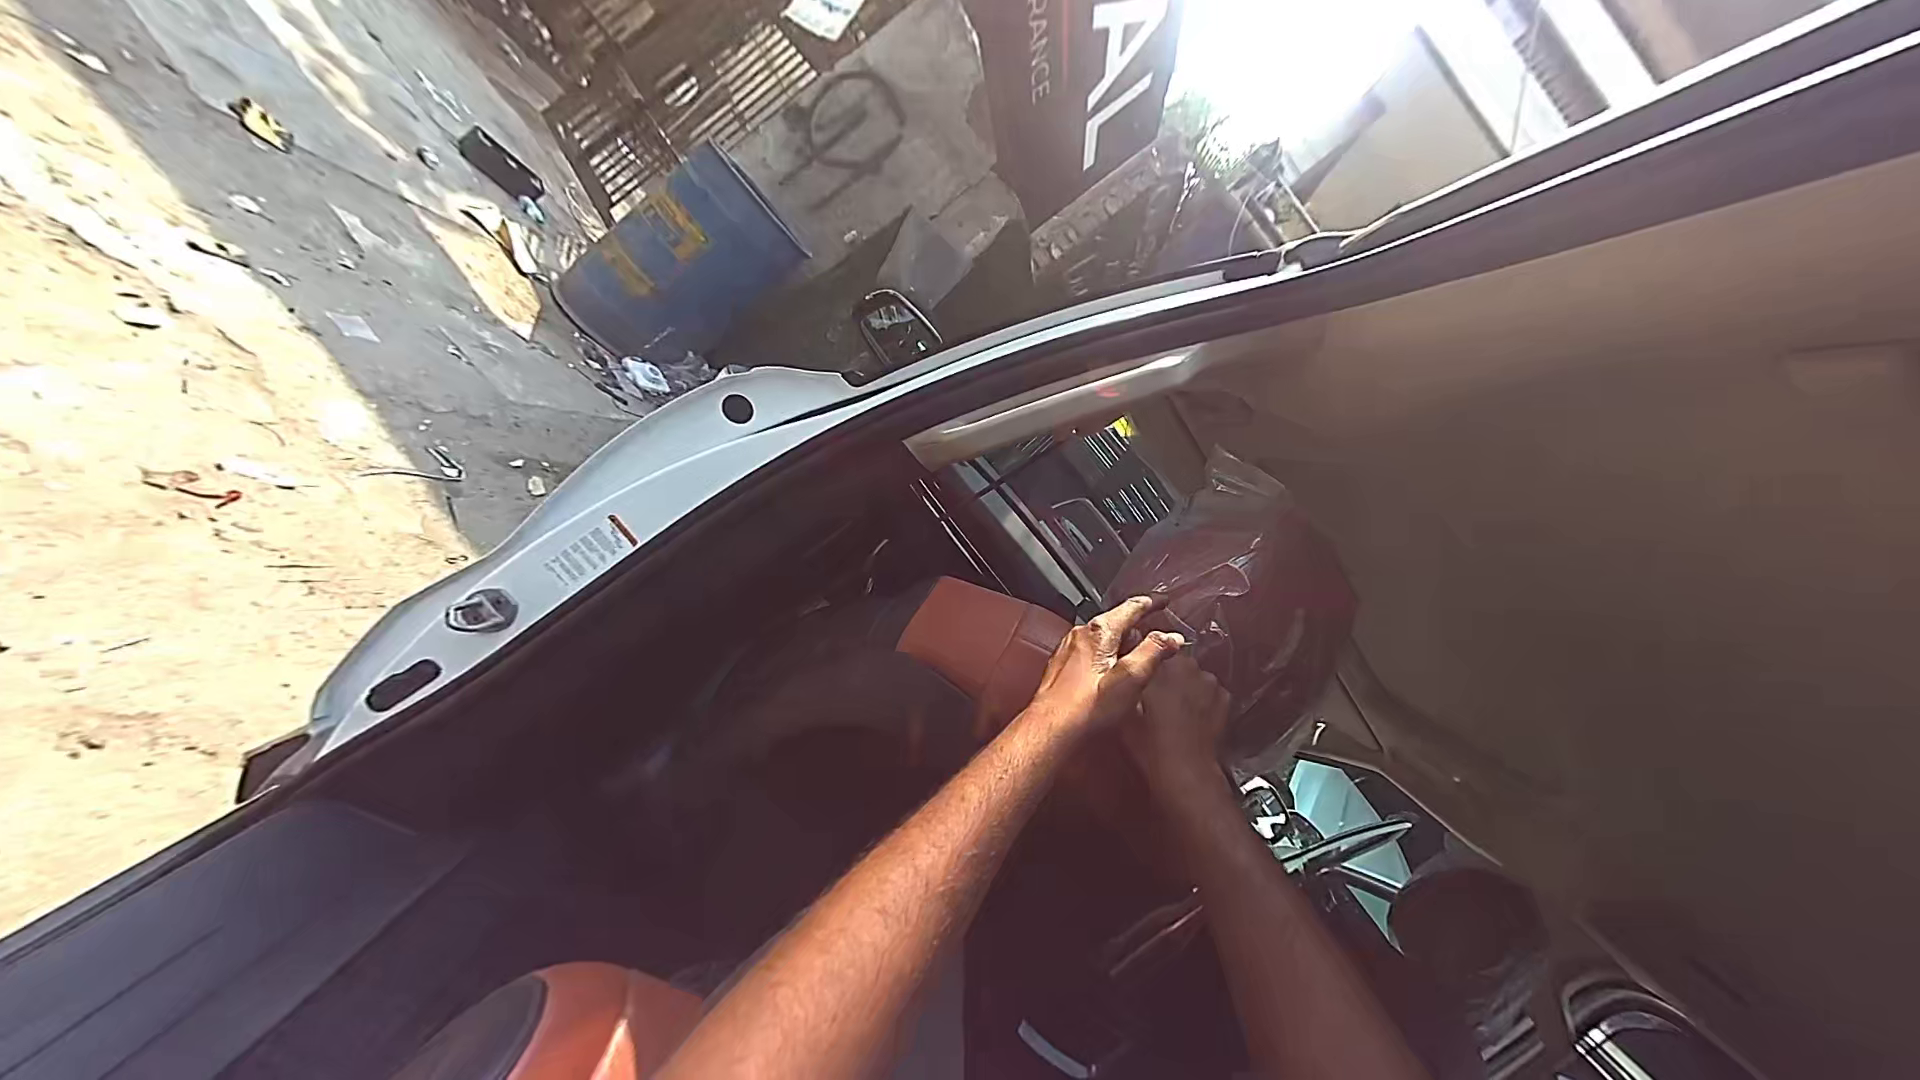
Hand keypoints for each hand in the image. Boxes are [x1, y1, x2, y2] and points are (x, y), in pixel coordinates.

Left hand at [1026, 596, 1185, 735]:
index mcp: (1098, 632)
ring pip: (1103, 638)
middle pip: (1116, 621)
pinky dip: (1108, 656)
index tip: (1163, 602)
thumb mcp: (1130, 678)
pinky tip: (1114, 673)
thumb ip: (1153, 652)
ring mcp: (1070, 650)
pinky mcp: (1064, 667)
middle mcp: (1080, 635)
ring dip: (1123, 643)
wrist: (1051, 729)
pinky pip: (1091, 652)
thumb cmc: (1086, 708)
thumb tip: (1171, 637)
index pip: (1130, 607)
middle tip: (1158, 635)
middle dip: (1138, 626)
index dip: (1151, 603)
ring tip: (1140, 657)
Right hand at [1124, 653, 1231, 796]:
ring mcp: (1209, 683)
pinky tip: (1188, 716)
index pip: (1153, 645)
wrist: (1184, 772)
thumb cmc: (1151, 744)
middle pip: (1174, 659)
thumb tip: (1121, 667)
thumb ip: (1124, 680)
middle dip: (1165, 673)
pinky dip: (1200, 699)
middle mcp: (1189, 667)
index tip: (1141, 673)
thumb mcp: (1123, 709)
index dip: (1145, 660)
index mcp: (1162, 664)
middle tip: (1153, 696)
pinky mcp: (1223, 700)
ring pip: (1192, 675)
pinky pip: (1208, 691)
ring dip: (1183, 685)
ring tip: (1171, 709)